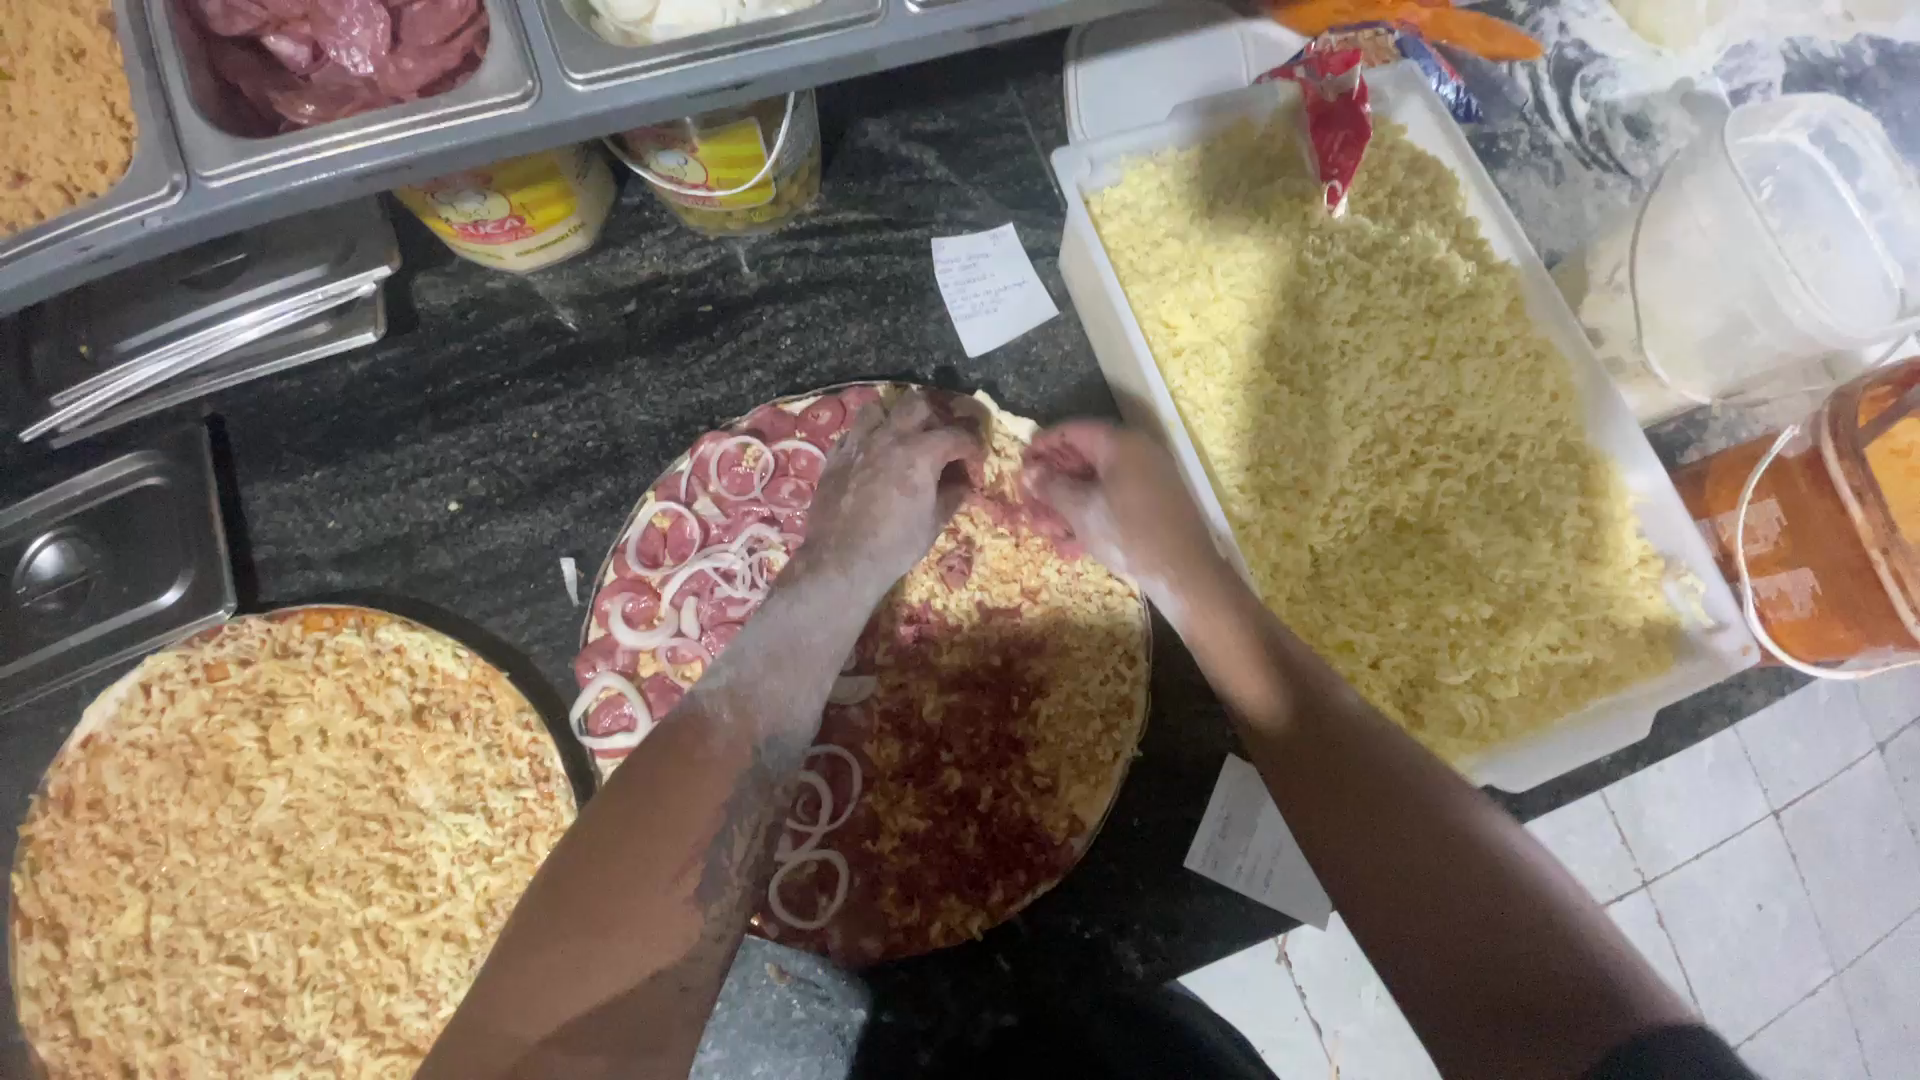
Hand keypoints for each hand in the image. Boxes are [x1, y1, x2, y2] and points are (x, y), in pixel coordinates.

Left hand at [795, 389, 985, 594]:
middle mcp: (889, 438)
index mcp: (920, 453)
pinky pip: (853, 432)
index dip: (972, 447)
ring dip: (896, 418)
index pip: (957, 435)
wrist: (841, 560)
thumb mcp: (934, 524)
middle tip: (942, 440)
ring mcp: (858, 444)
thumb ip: (953, 495)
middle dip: (937, 417)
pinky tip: (872, 455)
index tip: (976, 461)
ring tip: (902, 438)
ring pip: (879, 409)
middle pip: (918, 405)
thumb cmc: (895, 546)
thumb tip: (964, 483)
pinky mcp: (835, 456)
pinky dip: (868, 437)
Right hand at [1022, 421, 1224, 599]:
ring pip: (1097, 484)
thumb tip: (1028, 472)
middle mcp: (1137, 453)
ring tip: (1044, 529)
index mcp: (1120, 443)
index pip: (1073, 431)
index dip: (1042, 446)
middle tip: (1028, 502)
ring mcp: (1148, 478)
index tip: (1020, 465)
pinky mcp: (1152, 503)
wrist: (1182, 572)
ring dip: (1067, 504)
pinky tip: (1069, 542)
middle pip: (1084, 458)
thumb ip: (1051, 486)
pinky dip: (1090, 515)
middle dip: (1052, 482)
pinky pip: (1113, 500)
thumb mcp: (1081, 510)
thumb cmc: (1127, 533)